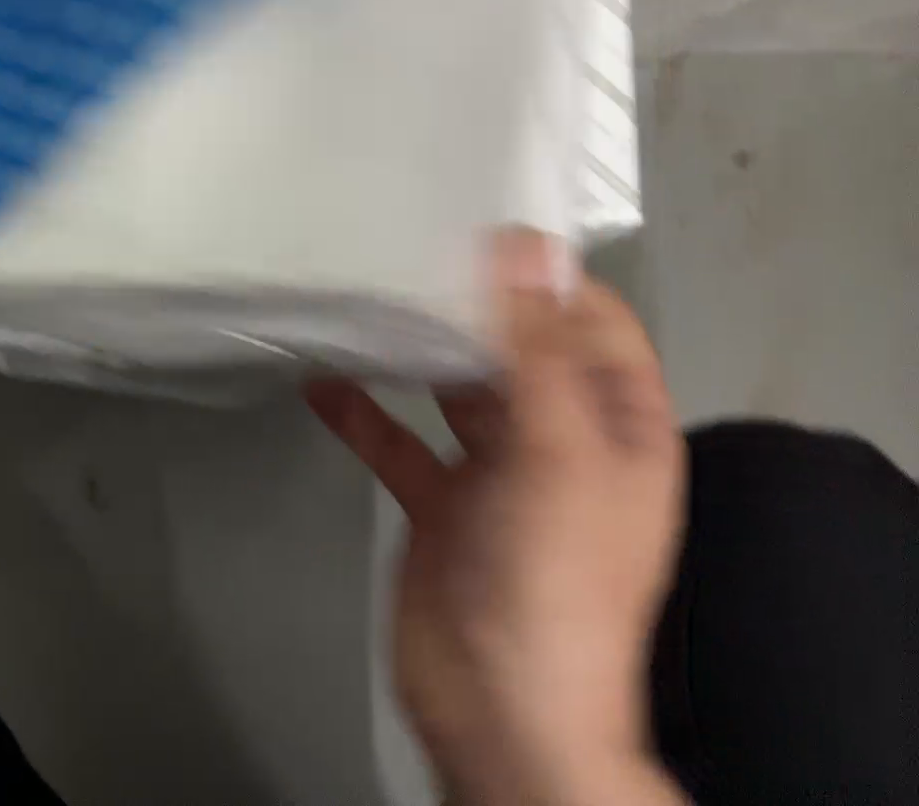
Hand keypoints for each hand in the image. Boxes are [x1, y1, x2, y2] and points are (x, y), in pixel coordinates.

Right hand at [307, 231, 688, 804]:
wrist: (495, 702)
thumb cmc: (545, 580)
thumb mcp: (552, 458)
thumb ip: (535, 355)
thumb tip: (523, 253)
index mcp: (617, 430)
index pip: (594, 328)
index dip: (545, 280)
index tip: (474, 235)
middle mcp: (559, 443)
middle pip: (515, 355)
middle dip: (467, 310)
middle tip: (401, 257)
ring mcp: (492, 474)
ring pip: (450, 395)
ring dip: (410, 357)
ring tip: (360, 307)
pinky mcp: (435, 499)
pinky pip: (395, 442)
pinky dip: (359, 413)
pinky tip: (319, 384)